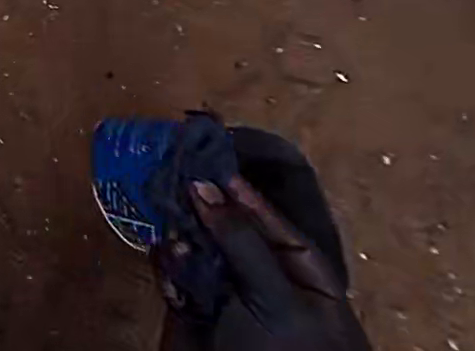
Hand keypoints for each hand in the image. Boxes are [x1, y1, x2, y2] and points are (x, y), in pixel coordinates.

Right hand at [174, 175, 370, 350]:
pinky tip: (164, 255)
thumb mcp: (275, 300)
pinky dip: (169, 263)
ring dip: (183, 232)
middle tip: (177, 173)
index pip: (281, 230)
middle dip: (207, 208)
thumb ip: (241, 240)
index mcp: (310, 291)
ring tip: (166, 211)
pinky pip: (178, 273)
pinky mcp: (195, 310)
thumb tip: (204, 185)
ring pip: (201, 248)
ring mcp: (230, 301)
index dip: (249, 197)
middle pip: (235, 233)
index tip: (215, 163)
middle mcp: (270, 291)